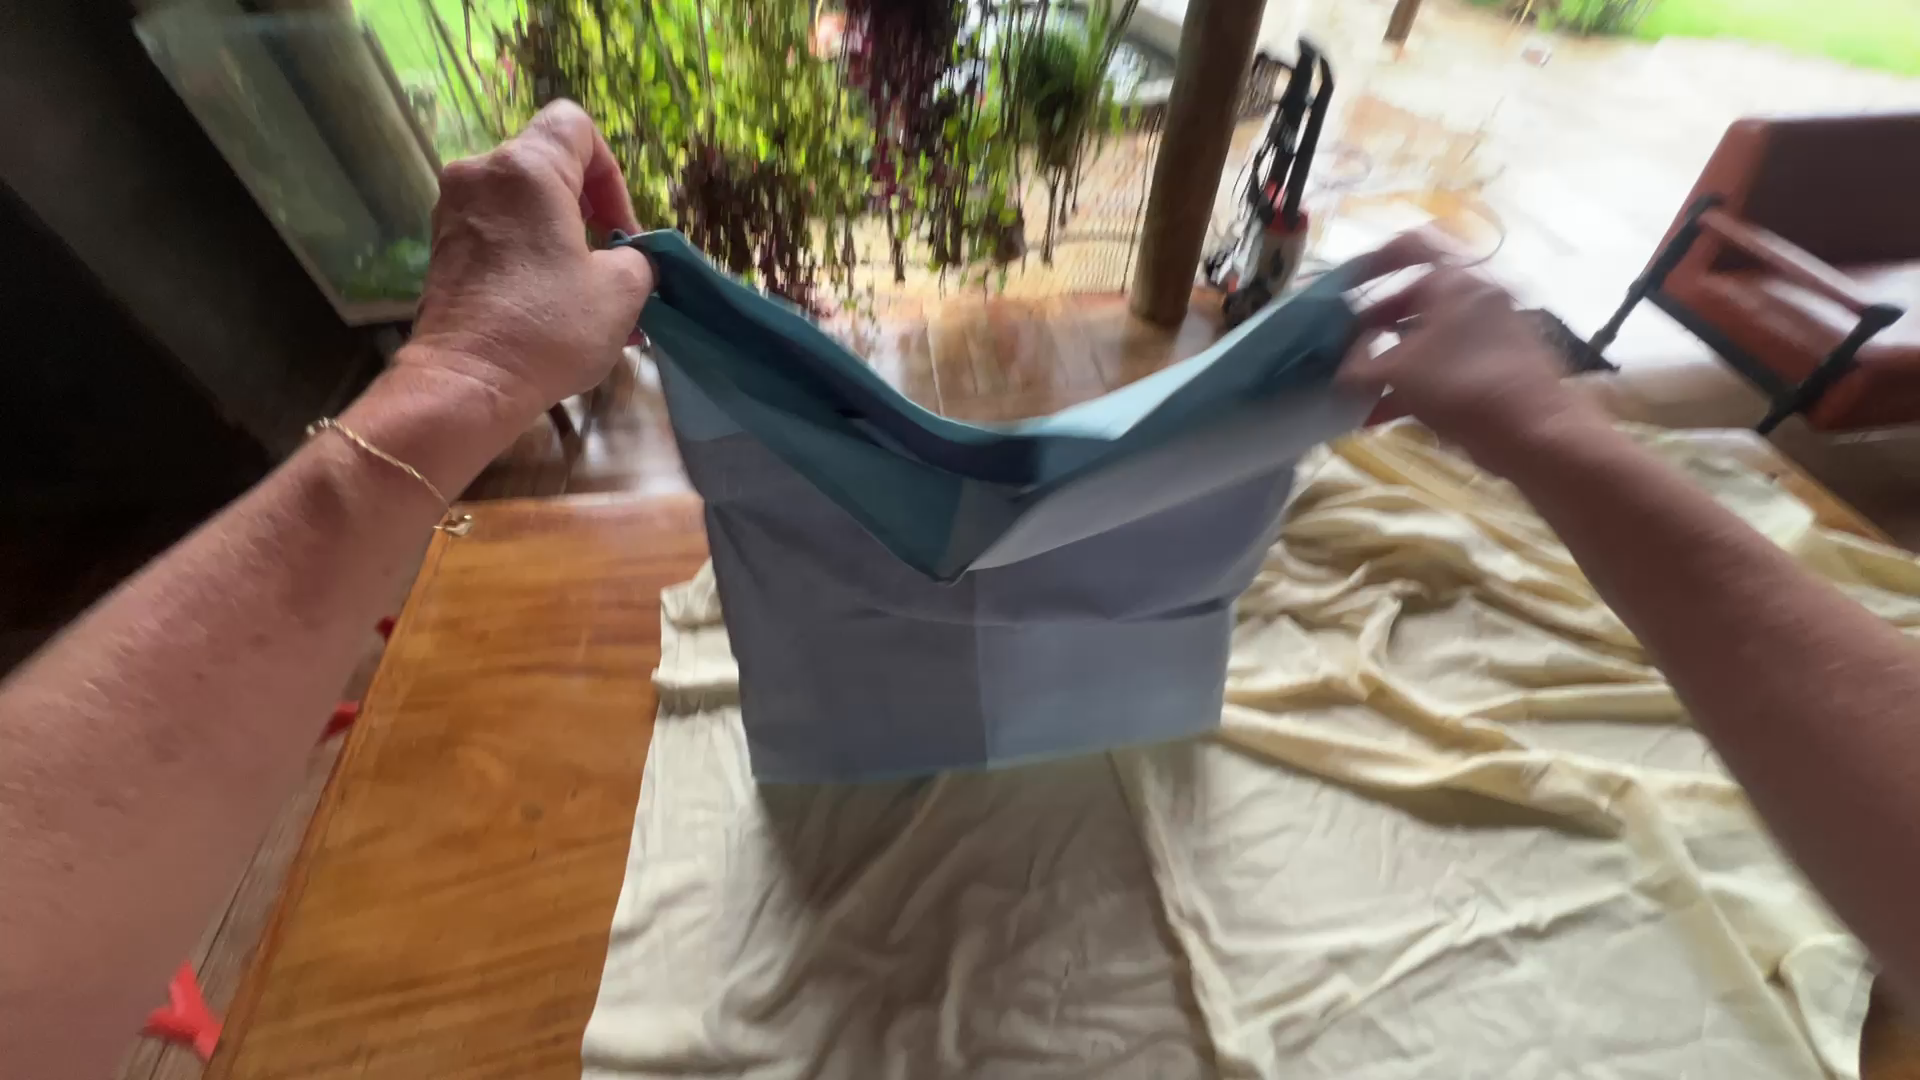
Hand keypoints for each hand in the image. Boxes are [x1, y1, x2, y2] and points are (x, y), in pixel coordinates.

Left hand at [399, 100, 654, 429]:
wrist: (473, 378)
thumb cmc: (553, 325)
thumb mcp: (624, 291)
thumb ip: (639, 258)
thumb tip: (629, 258)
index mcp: (528, 169)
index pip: (577, 127)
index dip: (612, 173)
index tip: (621, 229)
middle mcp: (483, 173)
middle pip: (550, 168)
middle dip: (591, 213)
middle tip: (612, 265)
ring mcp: (455, 208)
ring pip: (527, 204)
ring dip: (565, 239)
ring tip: (589, 293)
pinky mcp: (445, 244)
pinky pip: (502, 231)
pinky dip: (533, 254)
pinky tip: (555, 302)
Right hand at [1337, 233, 1609, 467]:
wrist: (1529, 430)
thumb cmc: (1460, 384)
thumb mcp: (1394, 371)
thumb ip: (1356, 364)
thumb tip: (1341, 365)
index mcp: (1455, 283)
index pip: (1411, 246)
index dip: (1372, 262)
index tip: (1343, 286)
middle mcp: (1472, 299)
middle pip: (1409, 299)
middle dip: (1368, 325)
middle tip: (1339, 347)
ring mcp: (1482, 334)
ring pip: (1419, 336)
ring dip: (1382, 359)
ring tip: (1353, 385)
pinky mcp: (1485, 366)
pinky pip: (1435, 365)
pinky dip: (1404, 385)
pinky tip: (1374, 414)